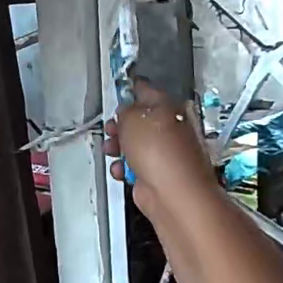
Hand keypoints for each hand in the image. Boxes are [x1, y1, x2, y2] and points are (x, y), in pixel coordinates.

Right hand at [105, 79, 212, 220]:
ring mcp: (165, 153)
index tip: (117, 90)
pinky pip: (134, 165)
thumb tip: (125, 110)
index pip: (147, 91)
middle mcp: (171, 129)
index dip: (130, 89)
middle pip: (138, 121)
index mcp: (170, 108)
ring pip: (133, 144)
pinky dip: (124, 168)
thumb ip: (126, 109)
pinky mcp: (157, 173)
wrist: (171, 192)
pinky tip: (121, 170)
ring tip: (112, 152)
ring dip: (118, 148)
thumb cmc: (158, 150)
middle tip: (111, 129)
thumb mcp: (133, 118)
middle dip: (119, 126)